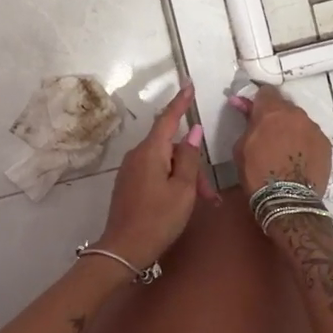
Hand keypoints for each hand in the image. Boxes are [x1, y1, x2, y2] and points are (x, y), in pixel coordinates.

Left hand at [95, 86, 210, 269]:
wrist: (123, 249)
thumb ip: (188, 158)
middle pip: (170, 147)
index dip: (180, 102)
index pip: (168, 118)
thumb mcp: (182, 189)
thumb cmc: (158, 218)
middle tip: (208, 193)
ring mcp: (130, 170)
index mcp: (150, 151)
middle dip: (191, 165)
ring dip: (184, 177)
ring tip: (201, 202)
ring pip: (164, 163)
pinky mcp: (128, 184)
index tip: (189, 84)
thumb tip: (192, 132)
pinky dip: (172, 183)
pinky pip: (155, 173)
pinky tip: (182, 203)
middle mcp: (136, 155)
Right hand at [232, 85, 331, 195]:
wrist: (288, 200)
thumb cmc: (257, 173)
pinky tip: (298, 158)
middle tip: (268, 133)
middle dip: (276, 115)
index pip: (266, 91)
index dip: (258, 101)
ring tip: (285, 149)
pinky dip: (304, 143)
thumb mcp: (240, 146)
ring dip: (292, 129)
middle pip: (284, 106)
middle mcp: (296, 114)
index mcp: (272, 111)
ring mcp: (314, 129)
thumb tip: (245, 108)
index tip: (253, 111)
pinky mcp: (326, 145)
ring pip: (300, 121)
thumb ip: (246, 123)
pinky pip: (311, 136)